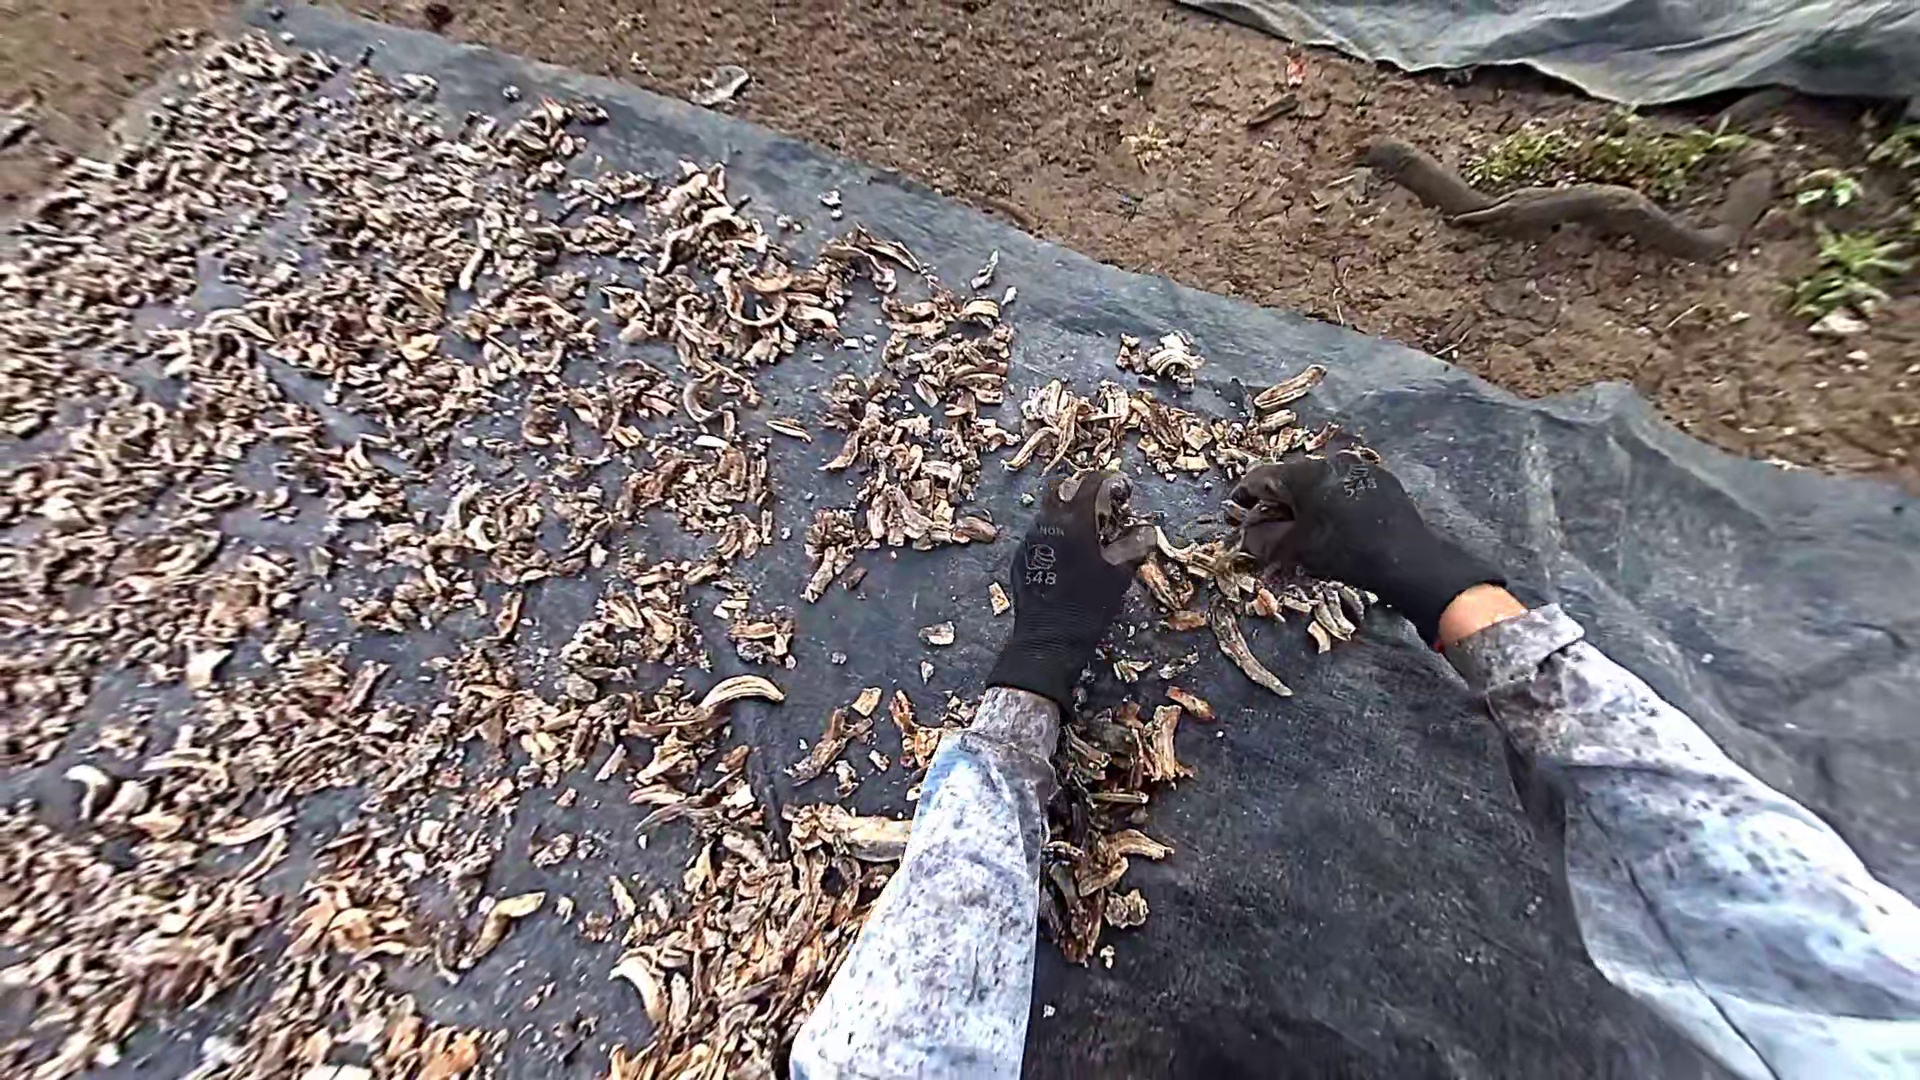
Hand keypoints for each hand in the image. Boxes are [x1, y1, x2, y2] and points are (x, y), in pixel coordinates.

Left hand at [987, 471, 1149, 706]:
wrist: (1048, 638)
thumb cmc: (1088, 605)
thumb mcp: (1118, 575)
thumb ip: (1133, 546)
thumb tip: (1147, 530)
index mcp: (1073, 521)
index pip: (1091, 483)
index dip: (1110, 481)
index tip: (1123, 490)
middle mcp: (1047, 523)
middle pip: (1061, 488)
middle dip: (1083, 489)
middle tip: (1101, 504)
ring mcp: (1030, 538)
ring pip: (1047, 510)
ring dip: (1067, 511)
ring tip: (1086, 530)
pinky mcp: (1020, 554)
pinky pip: (1039, 532)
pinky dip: (1055, 532)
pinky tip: (1067, 552)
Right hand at [1229, 442, 1502, 645]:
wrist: (1409, 561)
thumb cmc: (1343, 552)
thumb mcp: (1291, 549)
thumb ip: (1259, 537)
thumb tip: (1248, 529)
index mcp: (1303, 474)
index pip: (1258, 478)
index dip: (1242, 497)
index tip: (1235, 513)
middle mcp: (1328, 461)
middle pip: (1287, 479)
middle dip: (1273, 501)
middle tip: (1267, 524)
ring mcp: (1357, 467)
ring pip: (1314, 482)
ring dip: (1301, 502)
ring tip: (1299, 526)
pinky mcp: (1379, 479)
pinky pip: (1339, 486)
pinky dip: (1326, 502)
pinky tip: (1330, 523)